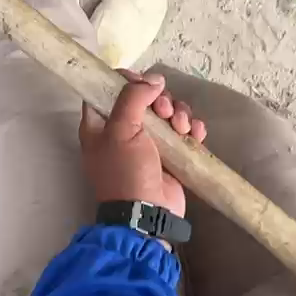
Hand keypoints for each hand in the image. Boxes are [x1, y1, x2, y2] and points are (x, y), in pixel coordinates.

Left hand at [79, 70, 205, 216]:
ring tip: (182, 128)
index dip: (127, 80)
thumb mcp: (121, 131)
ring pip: (167, 111)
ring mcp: (148, 141)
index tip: (143, 84)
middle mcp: (123, 129)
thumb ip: (133, 98)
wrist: (148, 215)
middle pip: (144, 97)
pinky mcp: (170, 153)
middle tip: (165, 113)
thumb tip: (155, 80)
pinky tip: (196, 135)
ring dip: (180, 114)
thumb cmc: (126, 172)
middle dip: (161, 100)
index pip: (108, 88)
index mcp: (100, 124)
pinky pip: (183, 129)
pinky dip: (192, 128)